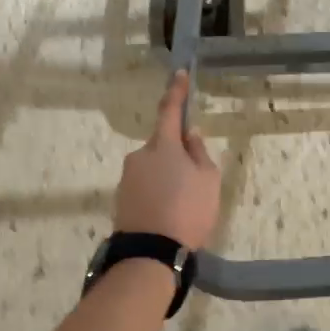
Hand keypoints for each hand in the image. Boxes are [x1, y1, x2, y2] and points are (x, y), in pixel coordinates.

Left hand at [114, 71, 220, 248]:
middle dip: (176, 155)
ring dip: (166, 178)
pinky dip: (156, 195)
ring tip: (183, 207)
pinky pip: (144, 188)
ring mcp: (126, 179)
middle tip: (195, 181)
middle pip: (162, 146)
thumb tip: (189, 135)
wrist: (149, 257)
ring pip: (153, 169)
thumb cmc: (186, 211)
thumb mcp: (208, 180)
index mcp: (163, 145)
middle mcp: (139, 156)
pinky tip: (168, 216)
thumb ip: (199, 153)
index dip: (177, 91)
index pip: (170, 110)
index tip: (179, 73)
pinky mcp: (121, 201)